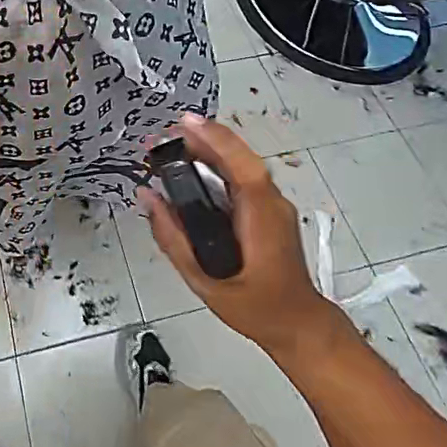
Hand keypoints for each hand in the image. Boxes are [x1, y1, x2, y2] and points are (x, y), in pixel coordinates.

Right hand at [139, 115, 344, 356]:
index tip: (183, 122)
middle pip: (238, 157)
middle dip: (201, 141)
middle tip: (161, 140)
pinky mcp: (271, 210)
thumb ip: (173, 239)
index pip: (239, 161)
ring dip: (209, 153)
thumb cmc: (256, 307)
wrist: (299, 324)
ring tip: (171, 151)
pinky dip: (219, 169)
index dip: (212, 137)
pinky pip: (244, 179)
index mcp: (260, 212)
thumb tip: (148, 199)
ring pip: (242, 165)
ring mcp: (275, 204)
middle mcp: (272, 200)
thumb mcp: (205, 281)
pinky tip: (194, 174)